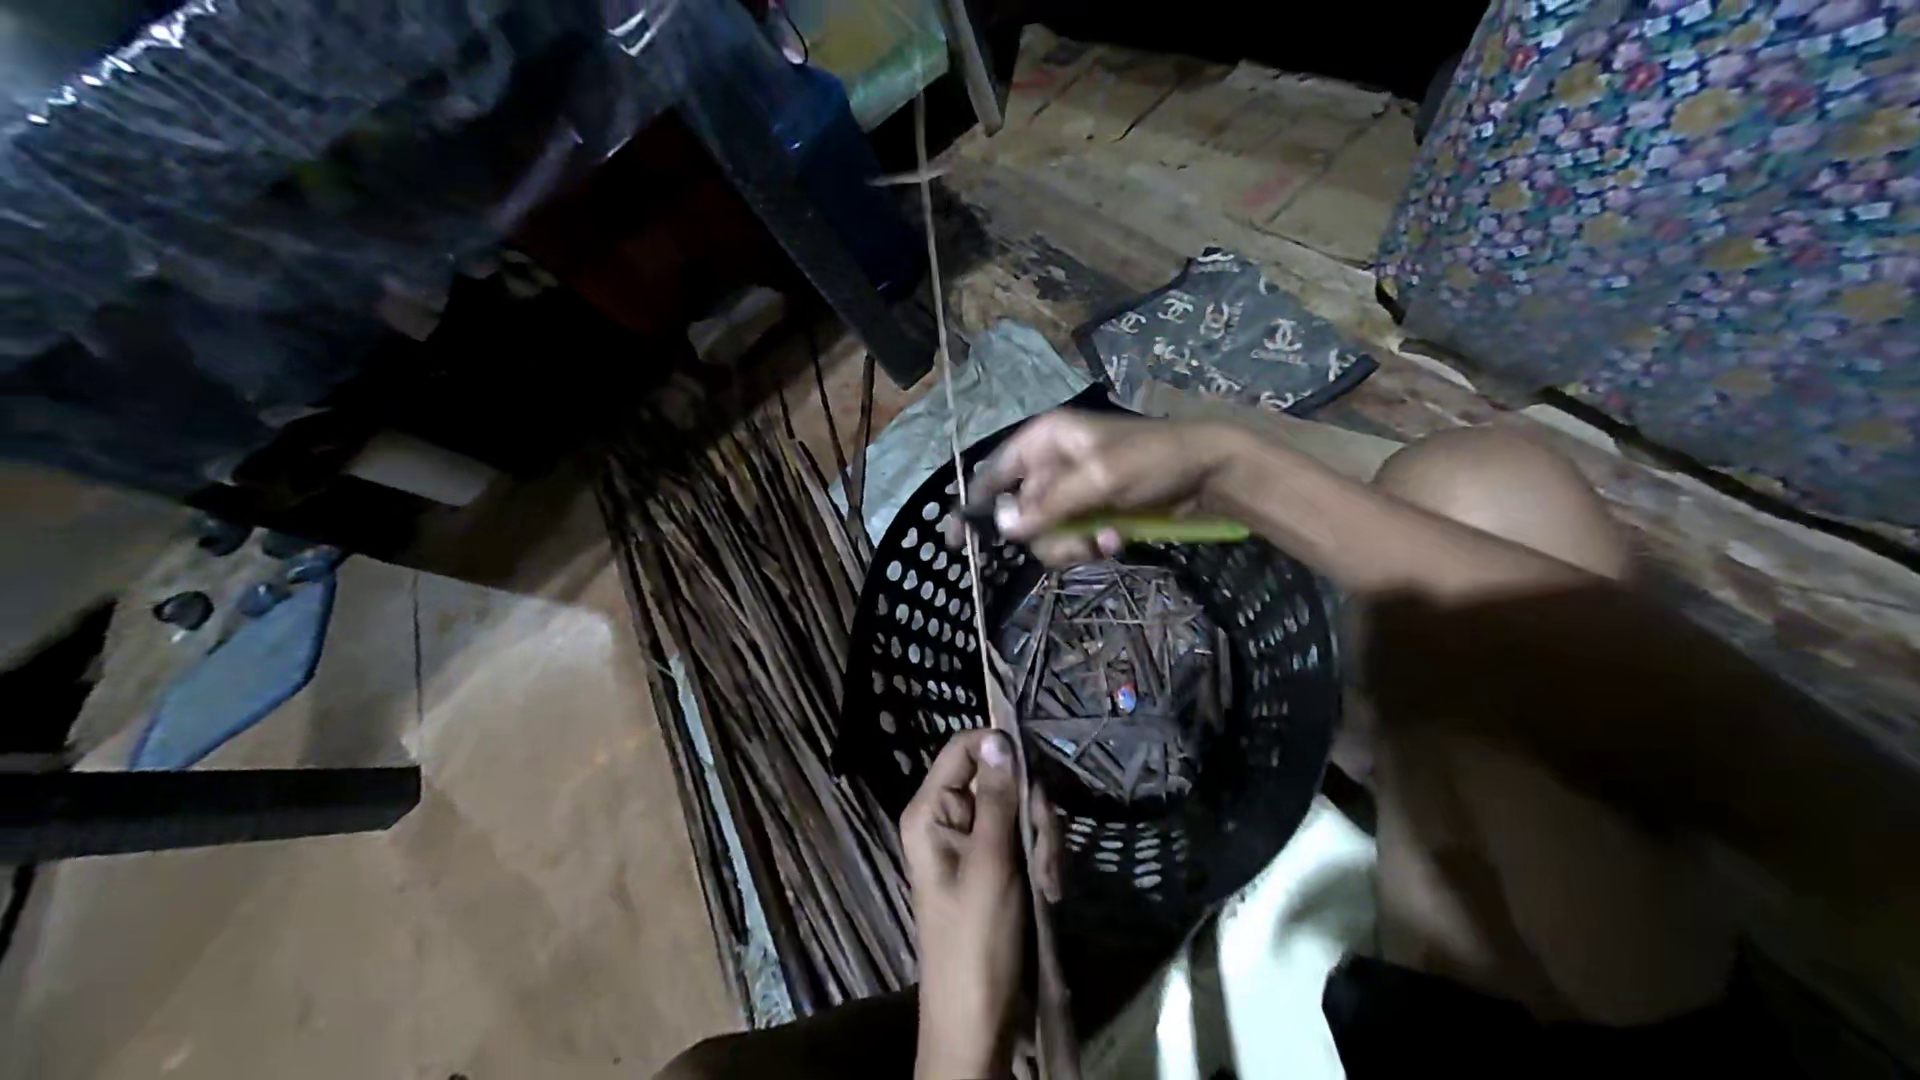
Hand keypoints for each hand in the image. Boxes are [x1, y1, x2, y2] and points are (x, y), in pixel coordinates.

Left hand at [902, 730, 1061, 1079]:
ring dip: (1042, 840)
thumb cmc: (977, 942)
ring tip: (1047, 882)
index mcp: (931, 811)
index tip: (1036, 767)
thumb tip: (998, 736)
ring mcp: (977, 840)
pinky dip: (1043, 859)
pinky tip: (1049, 890)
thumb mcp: (991, 864)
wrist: (980, 1020)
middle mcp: (951, 817)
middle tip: (1044, 850)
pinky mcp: (999, 862)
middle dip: (1030, 811)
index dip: (998, 748)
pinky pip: (1027, 837)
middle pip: (1000, 778)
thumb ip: (998, 799)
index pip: (962, 749)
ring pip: (1020, 808)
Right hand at [969, 411, 1245, 564]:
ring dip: (1072, 544)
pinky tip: (1117, 538)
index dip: (972, 506)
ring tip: (1106, 538)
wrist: (1208, 474)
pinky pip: (1070, 541)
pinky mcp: (1088, 515)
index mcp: (1042, 442)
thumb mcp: (1099, 479)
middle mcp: (1048, 468)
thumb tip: (1004, 529)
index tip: (957, 542)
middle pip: (1018, 515)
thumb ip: (1050, 505)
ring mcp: (1069, 494)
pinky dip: (1090, 545)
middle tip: (1075, 542)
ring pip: (1044, 535)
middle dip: (1044, 535)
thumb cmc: (1152, 460)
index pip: (991, 474)